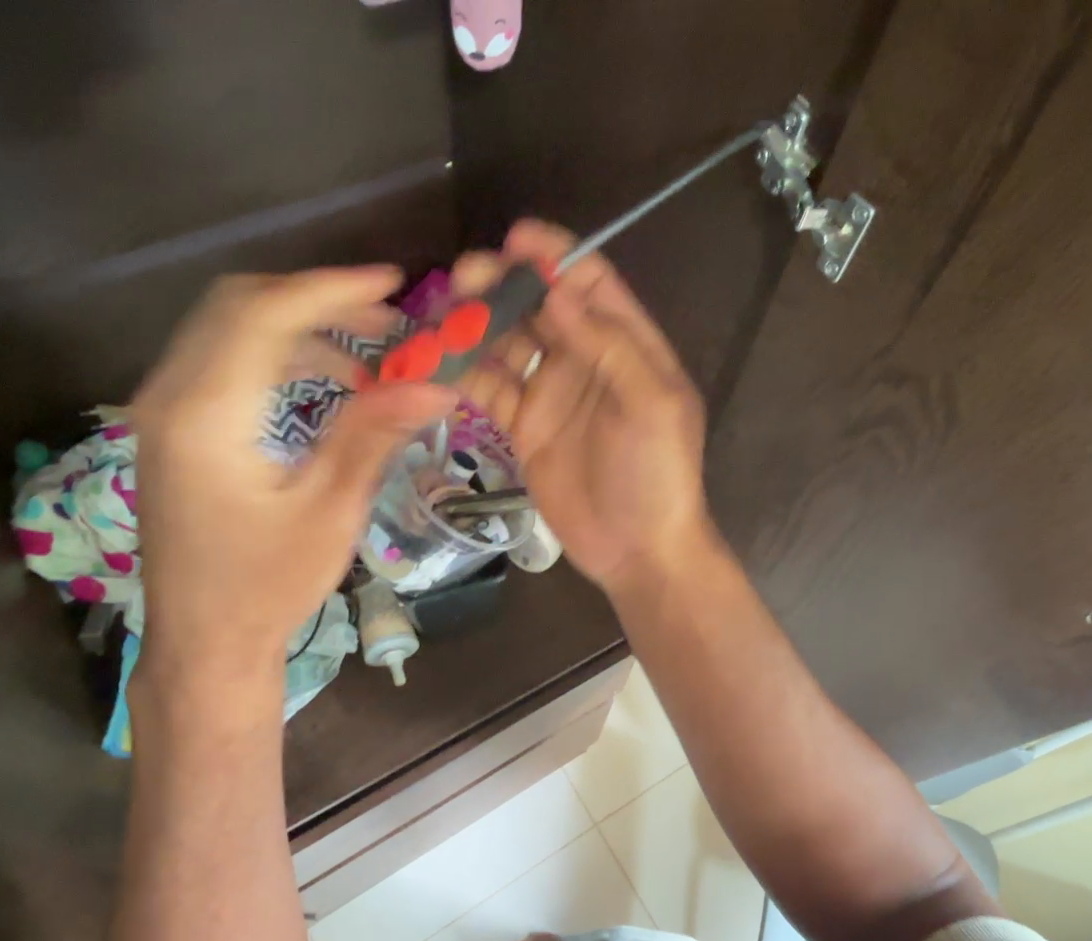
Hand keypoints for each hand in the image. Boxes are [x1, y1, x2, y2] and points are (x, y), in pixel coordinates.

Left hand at [129, 268, 454, 688]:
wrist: (204, 640)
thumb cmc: (267, 585)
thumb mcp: (331, 511)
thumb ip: (374, 435)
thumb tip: (435, 384)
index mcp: (207, 415)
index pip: (264, 315)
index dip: (331, 288)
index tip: (393, 284)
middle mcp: (171, 396)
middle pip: (239, 304)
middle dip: (318, 300)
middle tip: (387, 320)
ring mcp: (163, 409)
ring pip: (228, 327)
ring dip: (299, 327)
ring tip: (369, 357)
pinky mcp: (173, 425)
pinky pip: (222, 359)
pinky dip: (276, 354)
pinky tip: (327, 381)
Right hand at [452, 221, 713, 594]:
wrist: (638, 550)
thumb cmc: (658, 474)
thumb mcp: (651, 405)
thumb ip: (609, 345)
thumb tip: (559, 290)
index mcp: (626, 345)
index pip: (588, 281)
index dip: (554, 254)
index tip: (514, 239)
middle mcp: (585, 359)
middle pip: (539, 305)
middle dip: (503, 284)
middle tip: (463, 278)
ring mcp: (551, 392)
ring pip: (507, 342)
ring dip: (476, 325)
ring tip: (441, 316)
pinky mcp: (523, 426)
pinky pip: (488, 389)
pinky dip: (462, 374)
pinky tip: (434, 363)